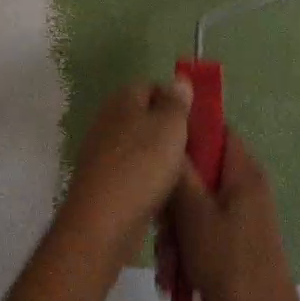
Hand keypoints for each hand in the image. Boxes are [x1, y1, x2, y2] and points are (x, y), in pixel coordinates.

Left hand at [57, 79, 193, 259]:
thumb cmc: (142, 166)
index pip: (152, 86)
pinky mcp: (104, 180)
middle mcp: (108, 119)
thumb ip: (176, 103)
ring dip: (161, 158)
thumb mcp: (169, 127)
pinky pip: (133, 171)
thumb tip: (179, 80)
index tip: (196, 122)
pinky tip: (165, 194)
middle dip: (170, 131)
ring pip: (141, 146)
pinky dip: (148, 179)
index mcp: (123, 99)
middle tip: (195, 149)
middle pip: (146, 117)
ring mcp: (103, 150)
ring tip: (185, 175)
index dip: (176, 101)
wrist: (104, 220)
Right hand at [167, 131, 299, 300]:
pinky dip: (182, 259)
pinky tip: (173, 282)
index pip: (216, 130)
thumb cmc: (229, 262)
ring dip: (172, 238)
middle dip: (170, 203)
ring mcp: (236, 226)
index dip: (187, 130)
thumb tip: (172, 127)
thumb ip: (179, 170)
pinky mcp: (228, 255)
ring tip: (168, 264)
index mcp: (243, 174)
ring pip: (190, 213)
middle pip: (195, 176)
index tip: (157, 143)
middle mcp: (242, 194)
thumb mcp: (195, 211)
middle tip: (161, 223)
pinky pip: (196, 241)